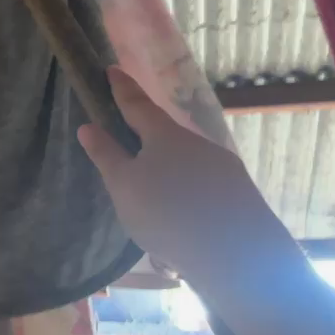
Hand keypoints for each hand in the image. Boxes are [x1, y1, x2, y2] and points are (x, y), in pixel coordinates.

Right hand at [79, 66, 302, 289]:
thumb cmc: (169, 215)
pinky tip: (178, 220)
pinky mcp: (243, 200)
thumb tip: (89, 127)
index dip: (122, 88)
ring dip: (167, 173)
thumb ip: (106, 155)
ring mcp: (227, 172)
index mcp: (166, 136)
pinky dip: (187, 195)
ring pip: (187, 164)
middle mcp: (199, 146)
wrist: (246, 264)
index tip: (112, 70)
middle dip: (146, 138)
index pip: (137, 104)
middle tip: (126, 146)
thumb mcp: (123, 186)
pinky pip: (204, 188)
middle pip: (165, 135)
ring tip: (150, 200)